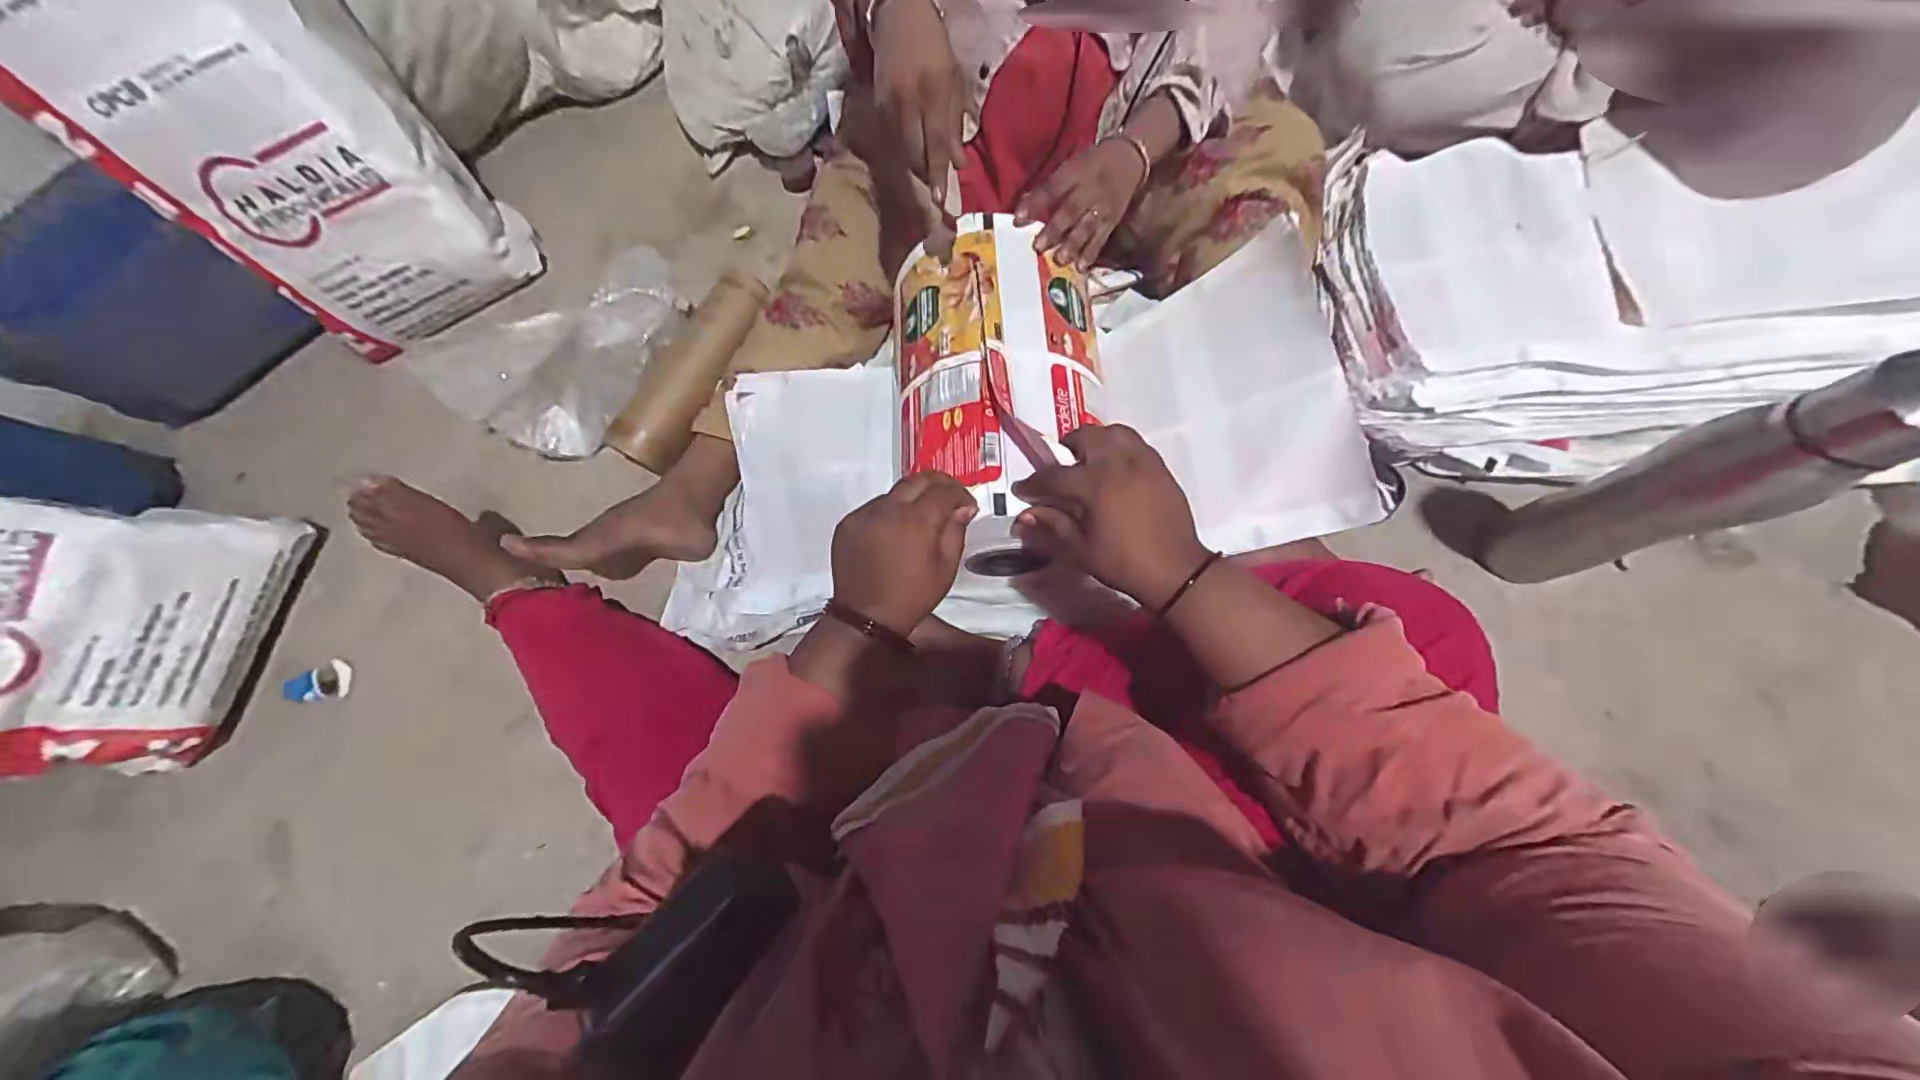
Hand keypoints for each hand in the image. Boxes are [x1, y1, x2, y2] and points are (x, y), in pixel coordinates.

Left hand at [832, 472, 976, 634]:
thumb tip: (963, 508)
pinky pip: (875, 507)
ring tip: (922, 516)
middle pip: (918, 480)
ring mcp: (864, 514)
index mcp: (916, 521)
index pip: (944, 491)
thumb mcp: (945, 568)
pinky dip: (890, 512)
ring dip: (913, 498)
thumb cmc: (912, 597)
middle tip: (950, 496)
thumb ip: (955, 531)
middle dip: (940, 484)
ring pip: (895, 493)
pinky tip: (896, 530)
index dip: (961, 494)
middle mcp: (888, 509)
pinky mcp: (849, 523)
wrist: (866, 617)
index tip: (968, 506)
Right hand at [873, 0, 965, 207]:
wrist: (899, 18)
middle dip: (925, 175)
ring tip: (923, 176)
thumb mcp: (955, 82)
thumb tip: (958, 163)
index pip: (937, 143)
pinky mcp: (875, 107)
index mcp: (933, 93)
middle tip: (934, 190)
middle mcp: (908, 102)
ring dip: (913, 168)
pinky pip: (890, 141)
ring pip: (901, 152)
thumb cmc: (935, 50)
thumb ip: (956, 123)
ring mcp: (888, 106)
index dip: (938, 174)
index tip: (939, 200)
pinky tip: (909, 156)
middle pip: (915, 154)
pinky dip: (901, 153)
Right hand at [1011, 424, 1208, 606]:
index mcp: (1095, 484)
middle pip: (1086, 437)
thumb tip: (1025, 516)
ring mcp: (1143, 462)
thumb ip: (1052, 527)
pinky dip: (1119, 448)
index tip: (1022, 489)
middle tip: (1060, 470)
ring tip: (1089, 461)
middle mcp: (1119, 463)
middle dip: (1066, 448)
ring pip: (1114, 432)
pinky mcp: (1160, 468)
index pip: (1054, 475)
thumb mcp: (1080, 550)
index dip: (1033, 483)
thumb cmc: (1123, 563)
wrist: (1175, 571)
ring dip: (1096, 441)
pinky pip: (1136, 444)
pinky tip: (1115, 470)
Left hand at [1014, 138, 1149, 268]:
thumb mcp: (1070, 167)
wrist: (1129, 159)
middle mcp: (1090, 190)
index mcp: (1075, 173)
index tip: (1018, 220)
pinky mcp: (1112, 221)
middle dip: (1054, 230)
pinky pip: (1101, 239)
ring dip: (1072, 246)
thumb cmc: (1092, 165)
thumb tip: (1022, 208)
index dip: (1035, 203)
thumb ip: (1047, 188)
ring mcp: (1102, 207)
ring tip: (1060, 260)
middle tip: (1038, 247)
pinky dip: (1090, 254)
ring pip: (1086, 228)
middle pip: (1070, 211)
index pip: (1052, 189)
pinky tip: (1080, 267)